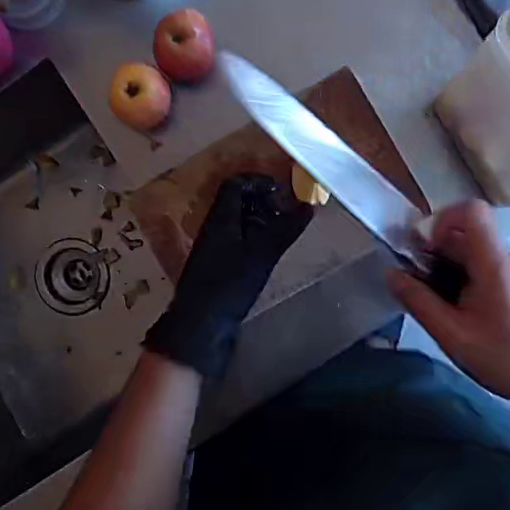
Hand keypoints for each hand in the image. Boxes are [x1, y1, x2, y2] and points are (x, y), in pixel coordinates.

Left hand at [143, 173, 313, 377]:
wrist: (200, 328)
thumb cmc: (227, 286)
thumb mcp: (260, 255)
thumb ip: (284, 230)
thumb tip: (309, 206)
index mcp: (219, 220)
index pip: (235, 185)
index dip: (258, 181)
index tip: (283, 189)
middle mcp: (214, 230)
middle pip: (237, 203)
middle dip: (263, 201)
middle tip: (289, 209)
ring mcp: (215, 251)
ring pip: (238, 224)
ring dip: (261, 222)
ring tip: (285, 229)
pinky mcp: (218, 270)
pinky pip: (238, 244)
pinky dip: (255, 241)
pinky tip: (270, 254)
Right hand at [387, 200, 509, 409]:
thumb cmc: (507, 359)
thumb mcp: (453, 335)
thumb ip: (419, 302)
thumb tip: (392, 274)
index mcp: (494, 264)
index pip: (471, 211)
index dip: (440, 220)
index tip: (423, 251)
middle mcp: (508, 260)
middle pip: (466, 234)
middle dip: (435, 254)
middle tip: (419, 288)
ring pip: (473, 254)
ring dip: (447, 271)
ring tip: (440, 309)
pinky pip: (485, 270)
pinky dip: (464, 282)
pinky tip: (462, 317)